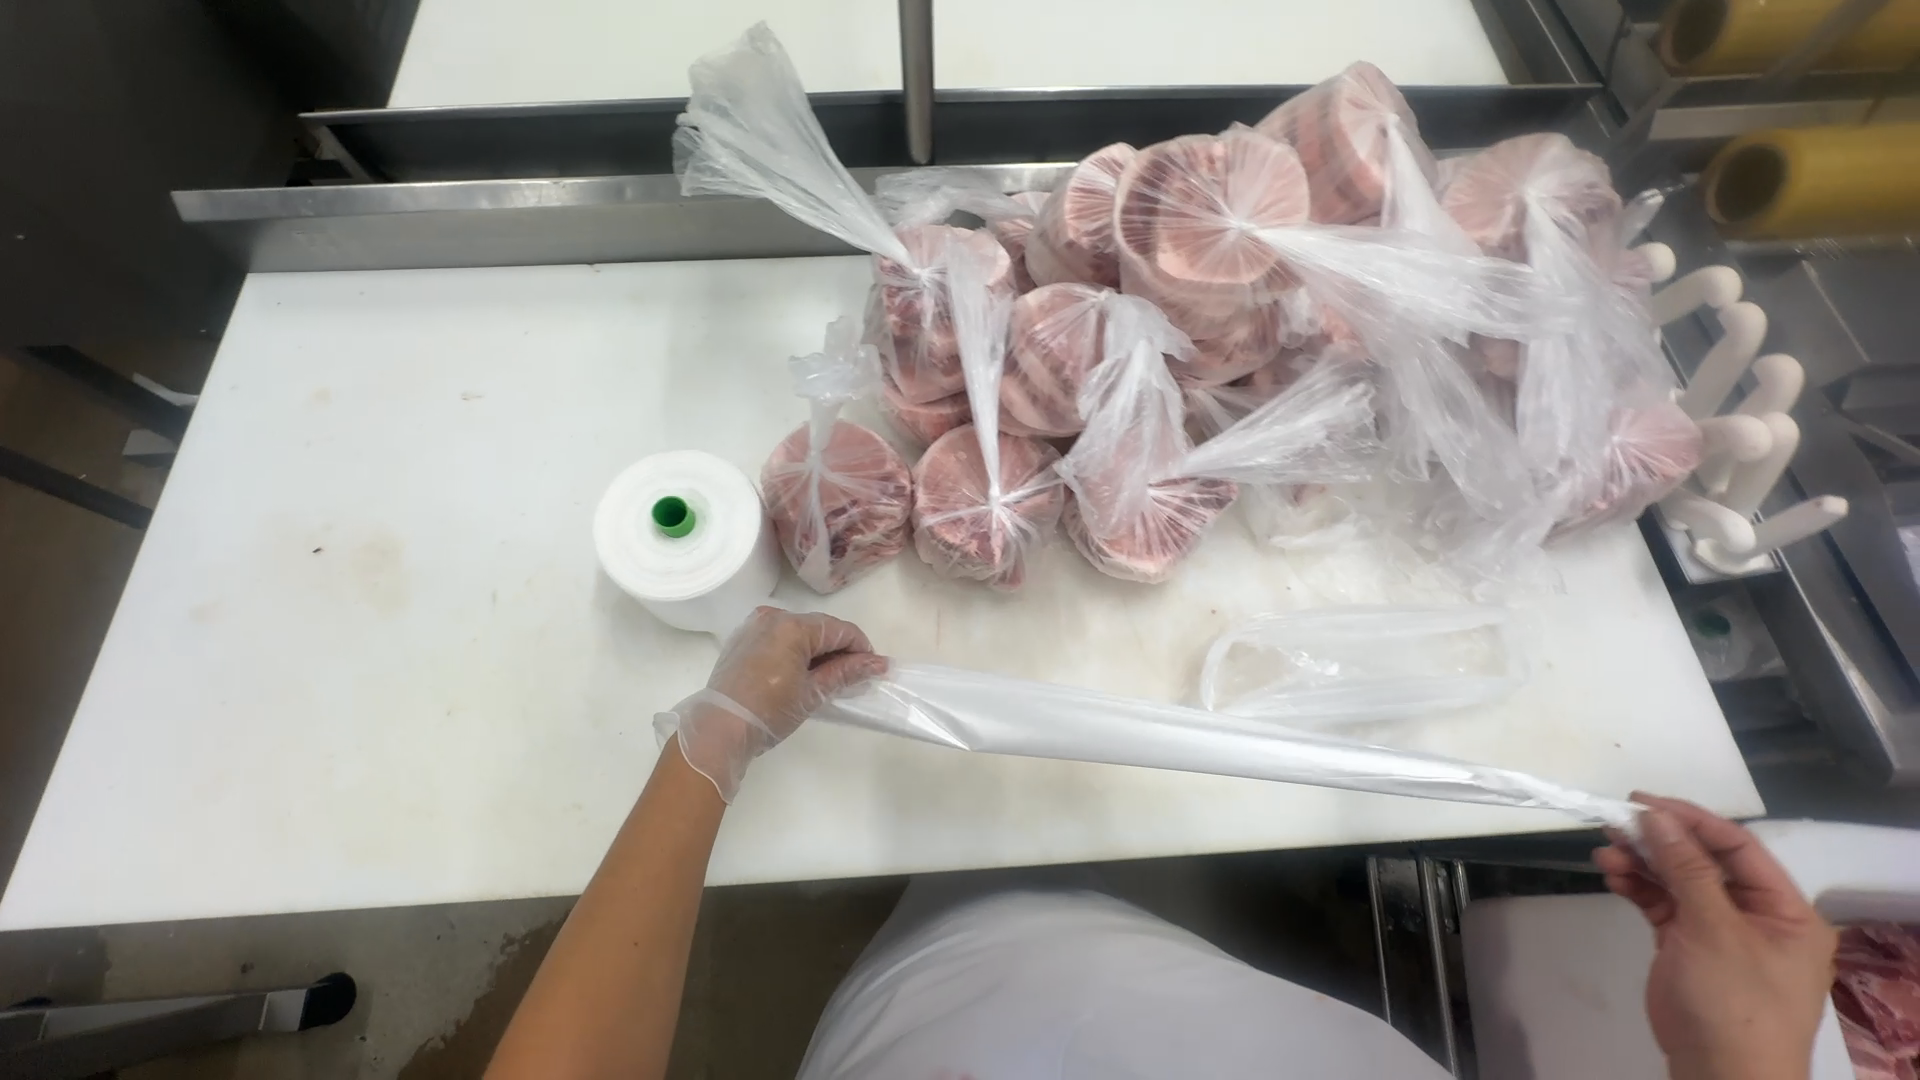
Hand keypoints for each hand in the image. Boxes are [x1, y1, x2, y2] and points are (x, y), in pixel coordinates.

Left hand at [658, 607, 886, 801]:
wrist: (718, 729)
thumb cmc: (769, 711)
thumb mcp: (813, 693)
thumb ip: (847, 672)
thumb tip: (879, 664)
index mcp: (793, 626)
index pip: (840, 630)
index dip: (861, 648)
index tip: (872, 670)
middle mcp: (774, 616)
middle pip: (820, 628)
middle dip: (839, 650)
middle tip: (851, 677)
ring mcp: (754, 626)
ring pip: (799, 632)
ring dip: (816, 650)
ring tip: (827, 678)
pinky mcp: (742, 639)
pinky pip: (778, 637)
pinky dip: (794, 650)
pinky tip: (800, 673)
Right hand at [1593, 793, 1835, 1079]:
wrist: (1719, 1069)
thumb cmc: (1734, 998)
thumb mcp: (1713, 928)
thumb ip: (1686, 868)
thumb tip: (1656, 815)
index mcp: (1784, 911)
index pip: (1738, 848)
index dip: (1690, 820)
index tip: (1640, 801)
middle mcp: (1753, 913)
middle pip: (1701, 860)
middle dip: (1656, 841)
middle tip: (1612, 823)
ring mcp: (1717, 928)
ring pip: (1673, 877)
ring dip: (1639, 862)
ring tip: (1605, 855)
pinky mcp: (1684, 940)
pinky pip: (1658, 899)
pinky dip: (1634, 885)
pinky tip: (1612, 876)